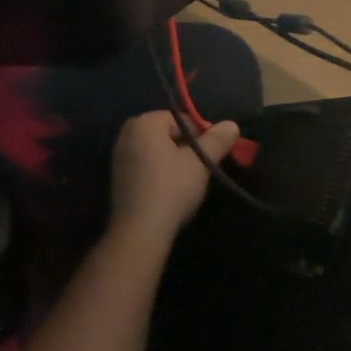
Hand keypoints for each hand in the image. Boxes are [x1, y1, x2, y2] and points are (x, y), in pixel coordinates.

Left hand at [108, 110, 240, 243]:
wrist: (140, 230)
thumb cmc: (171, 188)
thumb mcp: (199, 162)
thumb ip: (216, 141)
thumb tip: (232, 124)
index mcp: (144, 122)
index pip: (179, 119)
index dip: (199, 135)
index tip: (210, 155)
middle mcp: (127, 133)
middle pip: (166, 133)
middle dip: (185, 147)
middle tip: (200, 168)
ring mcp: (119, 155)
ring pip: (155, 150)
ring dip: (173, 160)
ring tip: (186, 181)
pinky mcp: (118, 176)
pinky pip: (144, 164)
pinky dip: (158, 172)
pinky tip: (168, 191)